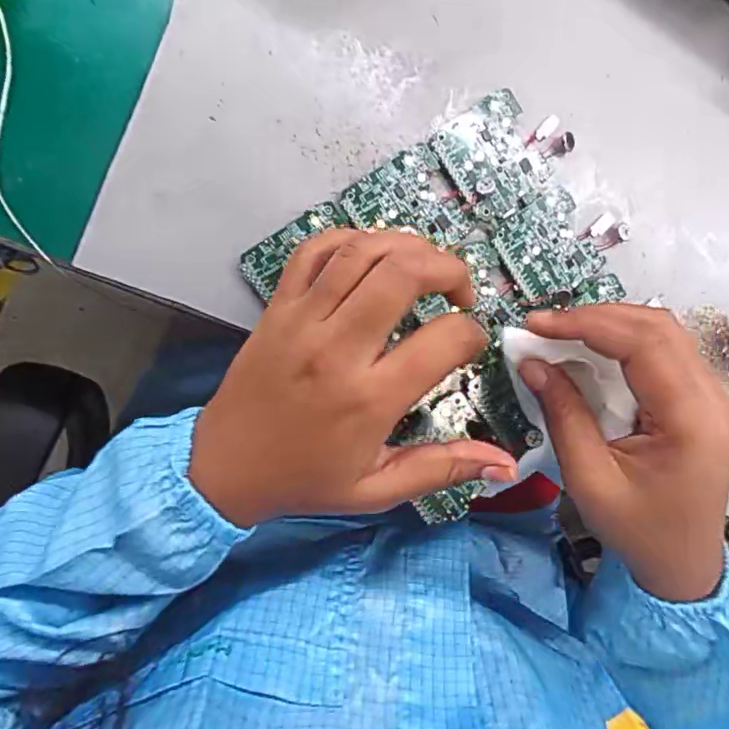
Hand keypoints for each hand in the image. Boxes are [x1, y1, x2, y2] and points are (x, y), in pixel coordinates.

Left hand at [190, 230, 517, 526]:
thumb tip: (504, 464)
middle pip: (404, 273)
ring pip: (361, 251)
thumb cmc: (302, 480)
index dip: (473, 334)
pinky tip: (370, 255)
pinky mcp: (277, 308)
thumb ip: (441, 469)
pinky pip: (312, 251)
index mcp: (368, 399)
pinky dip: (348, 239)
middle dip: (450, 269)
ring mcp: (301, 321)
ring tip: (423, 266)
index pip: (445, 339)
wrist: (224, 467)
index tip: (469, 345)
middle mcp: (336, 349)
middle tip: (459, 291)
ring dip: (406, 246)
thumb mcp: (375, 489)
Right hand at [518, 305, 728, 600]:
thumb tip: (533, 363)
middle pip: (657, 327)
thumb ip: (563, 415)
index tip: (537, 324)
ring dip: (609, 324)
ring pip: (663, 333)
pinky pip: (664, 353)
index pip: (643, 343)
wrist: (683, 566)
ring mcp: (712, 398)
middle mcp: (712, 399)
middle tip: (543, 326)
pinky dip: (622, 342)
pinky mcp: (701, 402)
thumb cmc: (638, 531)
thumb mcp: (589, 479)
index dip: (587, 323)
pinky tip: (589, 350)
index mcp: (691, 419)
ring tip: (560, 333)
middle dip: (596, 316)